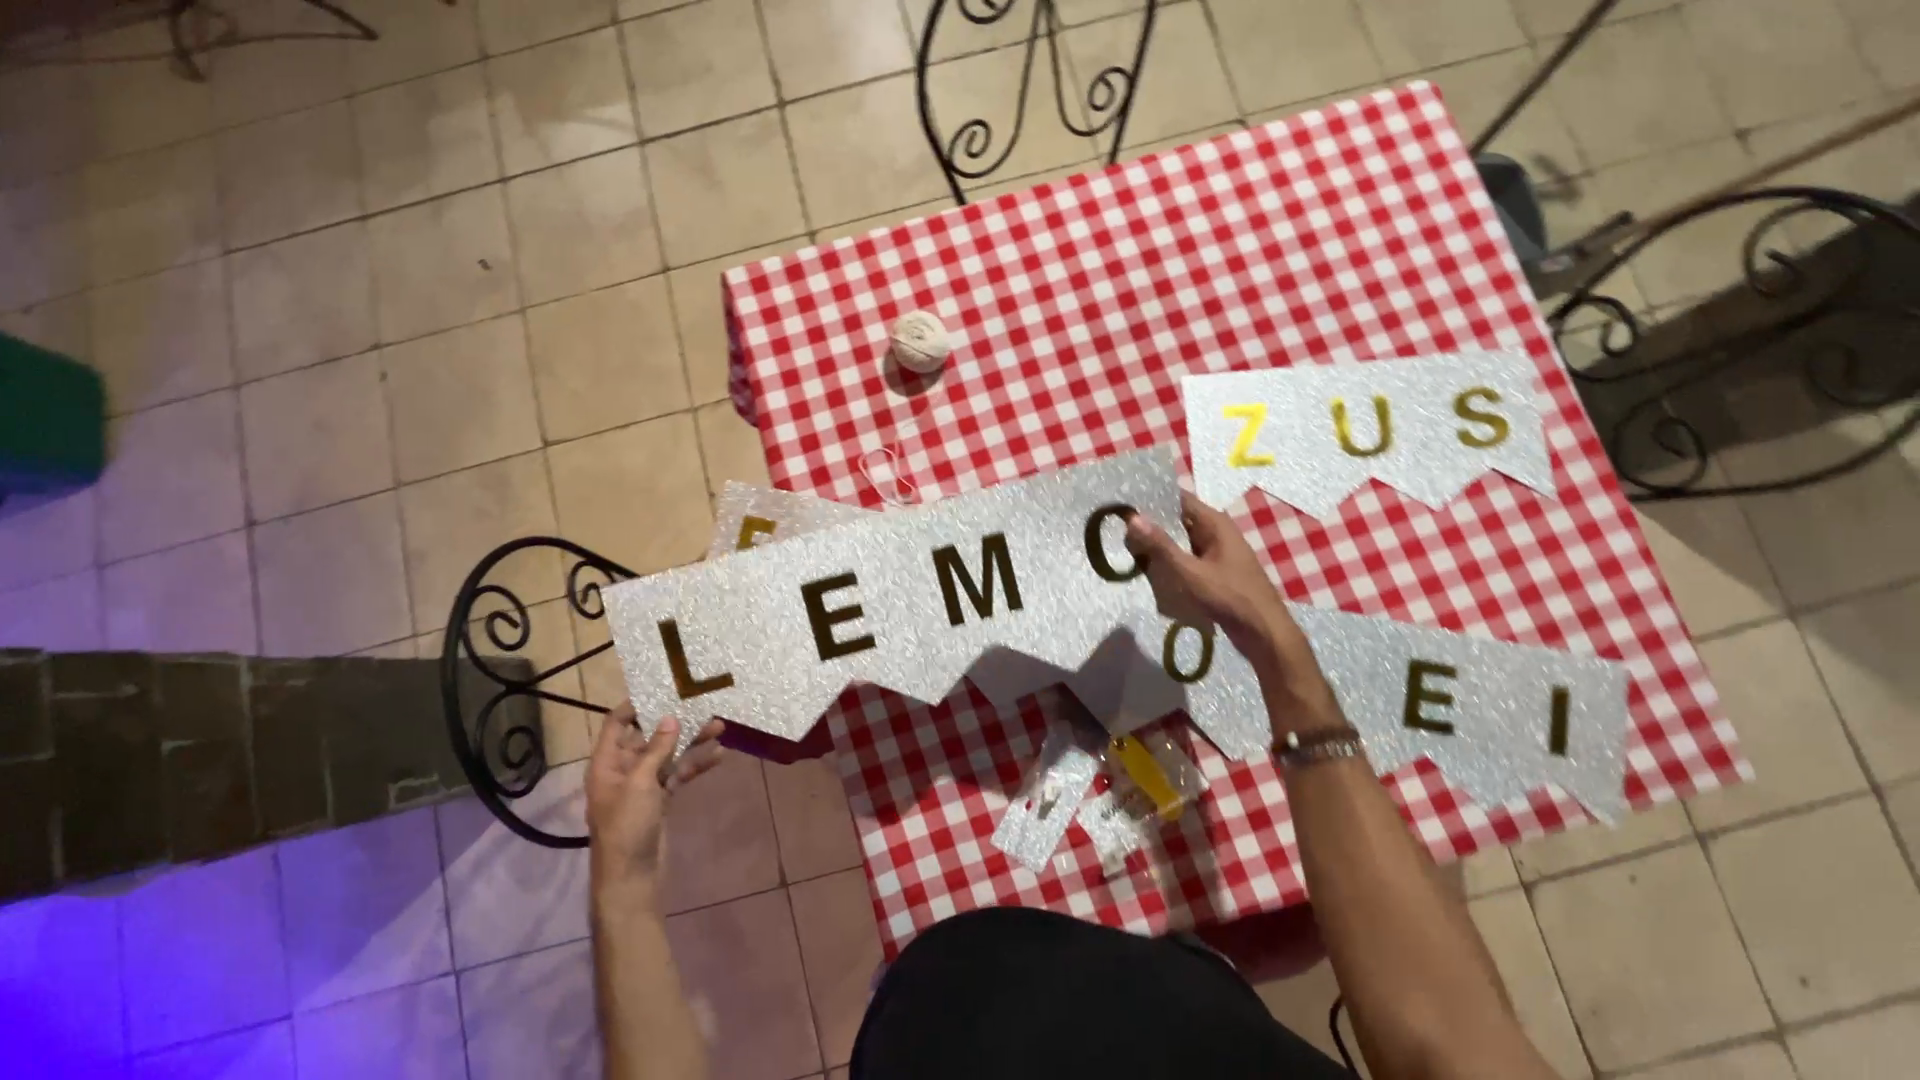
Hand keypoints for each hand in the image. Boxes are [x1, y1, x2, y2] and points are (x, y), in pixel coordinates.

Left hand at [586, 702, 725, 909]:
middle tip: (703, 705)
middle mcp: (624, 770)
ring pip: (669, 755)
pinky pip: (679, 774)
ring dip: (692, 742)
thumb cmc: (627, 826)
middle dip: (675, 722)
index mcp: (608, 763)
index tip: (663, 688)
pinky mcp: (661, 800)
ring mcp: (644, 786)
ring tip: (720, 727)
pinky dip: (696, 765)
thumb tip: (670, 717)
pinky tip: (719, 756)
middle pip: (650, 737)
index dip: (636, 705)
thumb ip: (656, 749)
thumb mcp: (640, 783)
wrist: (632, 876)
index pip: (617, 724)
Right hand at [1125, 493, 1337, 725]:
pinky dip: (1171, 562)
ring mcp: (1218, 554)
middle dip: (1152, 525)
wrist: (1263, 632)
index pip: (1179, 499)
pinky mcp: (1217, 573)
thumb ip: (1161, 546)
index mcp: (1215, 524)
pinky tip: (1151, 572)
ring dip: (1160, 546)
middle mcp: (1217, 533)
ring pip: (1182, 542)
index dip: (1153, 499)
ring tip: (1128, 548)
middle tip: (1119, 529)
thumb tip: (1132, 518)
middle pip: (1179, 520)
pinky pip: (1189, 560)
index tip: (1124, 502)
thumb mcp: (1189, 572)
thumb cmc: (1229, 597)